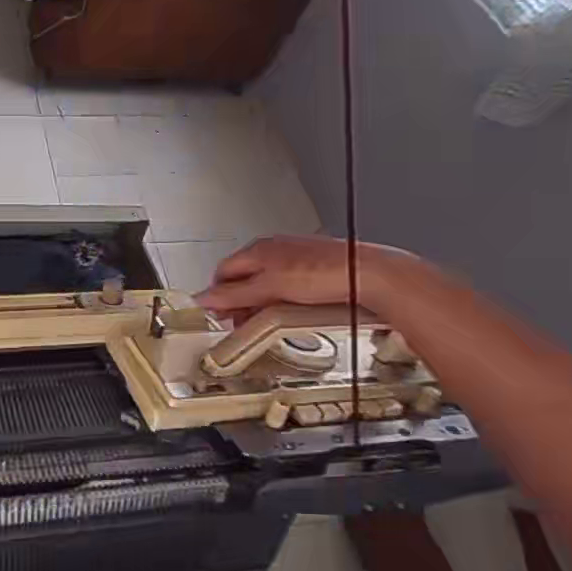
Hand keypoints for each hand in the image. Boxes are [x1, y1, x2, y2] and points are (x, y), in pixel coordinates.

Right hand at [194, 235, 401, 320]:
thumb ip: (234, 294)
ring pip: (263, 285)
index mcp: (259, 249)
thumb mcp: (269, 288)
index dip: (218, 295)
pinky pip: (284, 289)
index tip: (219, 315)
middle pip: (242, 279)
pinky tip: (289, 313)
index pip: (223, 271)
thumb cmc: (324, 273)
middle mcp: (274, 251)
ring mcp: (293, 261)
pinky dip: (280, 303)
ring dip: (259, 305)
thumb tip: (205, 298)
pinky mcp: (310, 272)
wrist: (366, 275)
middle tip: (241, 322)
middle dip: (238, 302)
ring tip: (265, 321)